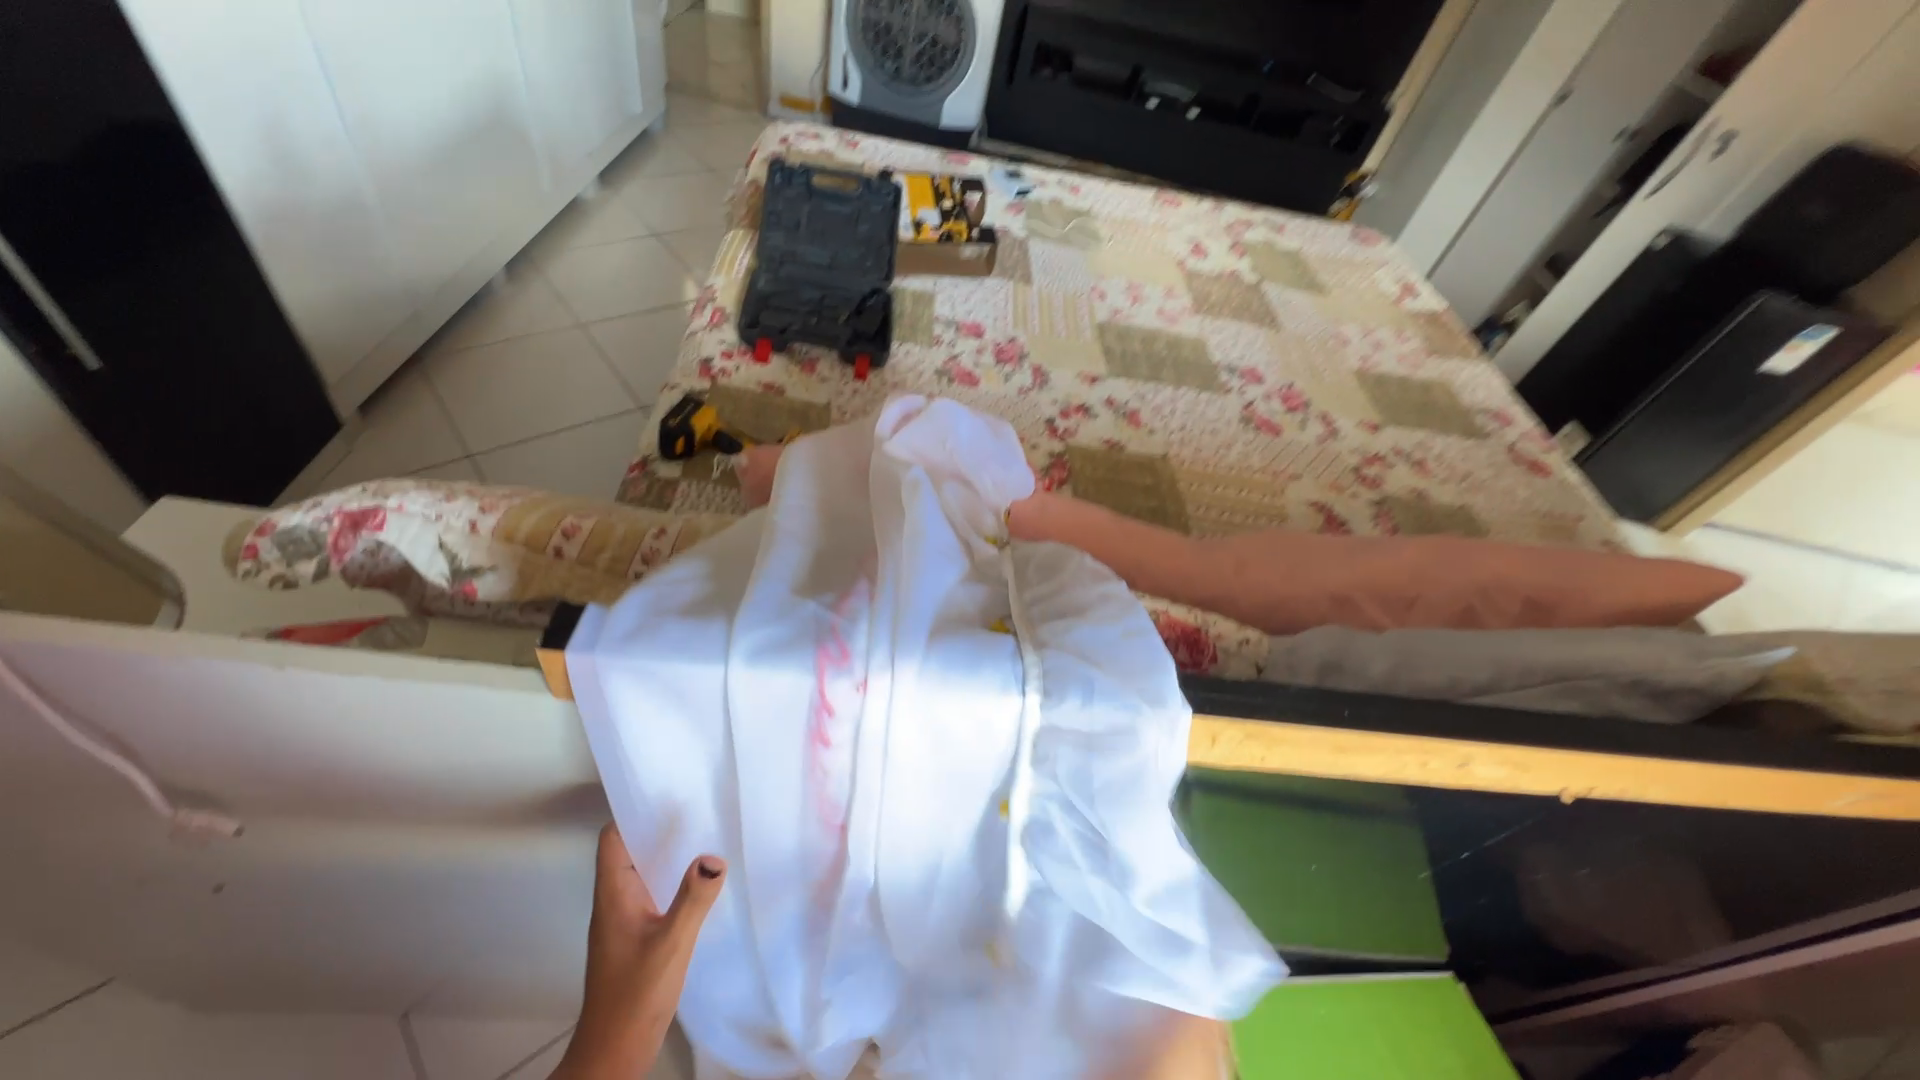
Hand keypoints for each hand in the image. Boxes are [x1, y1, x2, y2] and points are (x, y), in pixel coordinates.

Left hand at [551, 824, 725, 1079]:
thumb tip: (714, 856)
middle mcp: (613, 903)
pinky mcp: (635, 939)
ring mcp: (622, 922)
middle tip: (696, 807)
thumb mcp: (671, 944)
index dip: (633, 813)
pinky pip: (651, 895)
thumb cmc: (634, 996)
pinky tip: (699, 885)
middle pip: (627, 852)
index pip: (611, 840)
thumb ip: (693, 900)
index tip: (666, 794)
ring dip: (665, 855)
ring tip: (703, 836)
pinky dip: (671, 881)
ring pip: (640, 874)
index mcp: (613, 896)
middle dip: (656, 828)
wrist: (613, 1053)